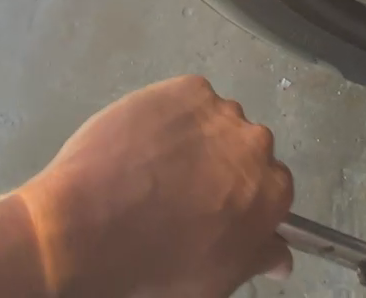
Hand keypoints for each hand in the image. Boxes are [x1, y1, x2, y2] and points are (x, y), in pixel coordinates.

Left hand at [18, 76, 293, 297]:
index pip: (274, 188)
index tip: (220, 209)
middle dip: (224, 164)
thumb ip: (256, 258)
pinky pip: (190, 100)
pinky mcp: (187, 87)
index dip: (246, 199)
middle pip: (248, 149)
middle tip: (186, 190)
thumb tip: (281, 253)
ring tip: (158, 164)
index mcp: (271, 192)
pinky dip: (174, 115)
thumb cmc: (151, 265)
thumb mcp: (211, 281)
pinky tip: (146, 140)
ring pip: (218, 122)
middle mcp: (256, 144)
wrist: (83, 224)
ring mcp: (221, 110)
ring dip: (200, 138)